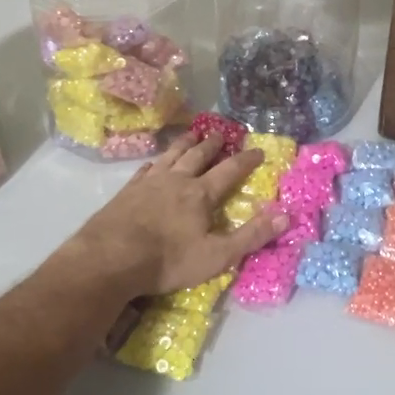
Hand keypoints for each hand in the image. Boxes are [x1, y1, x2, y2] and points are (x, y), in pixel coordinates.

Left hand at [57, 132, 285, 298]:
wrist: (108, 260)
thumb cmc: (166, 261)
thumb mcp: (217, 256)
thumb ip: (251, 236)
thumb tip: (286, 215)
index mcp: (201, 194)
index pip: (230, 170)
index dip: (246, 160)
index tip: (258, 149)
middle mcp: (177, 180)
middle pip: (198, 155)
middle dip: (212, 144)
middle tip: (221, 134)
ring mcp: (148, 184)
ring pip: (171, 156)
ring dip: (184, 144)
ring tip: (192, 134)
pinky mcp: (126, 193)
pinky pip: (145, 170)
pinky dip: (155, 163)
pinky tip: (153, 163)